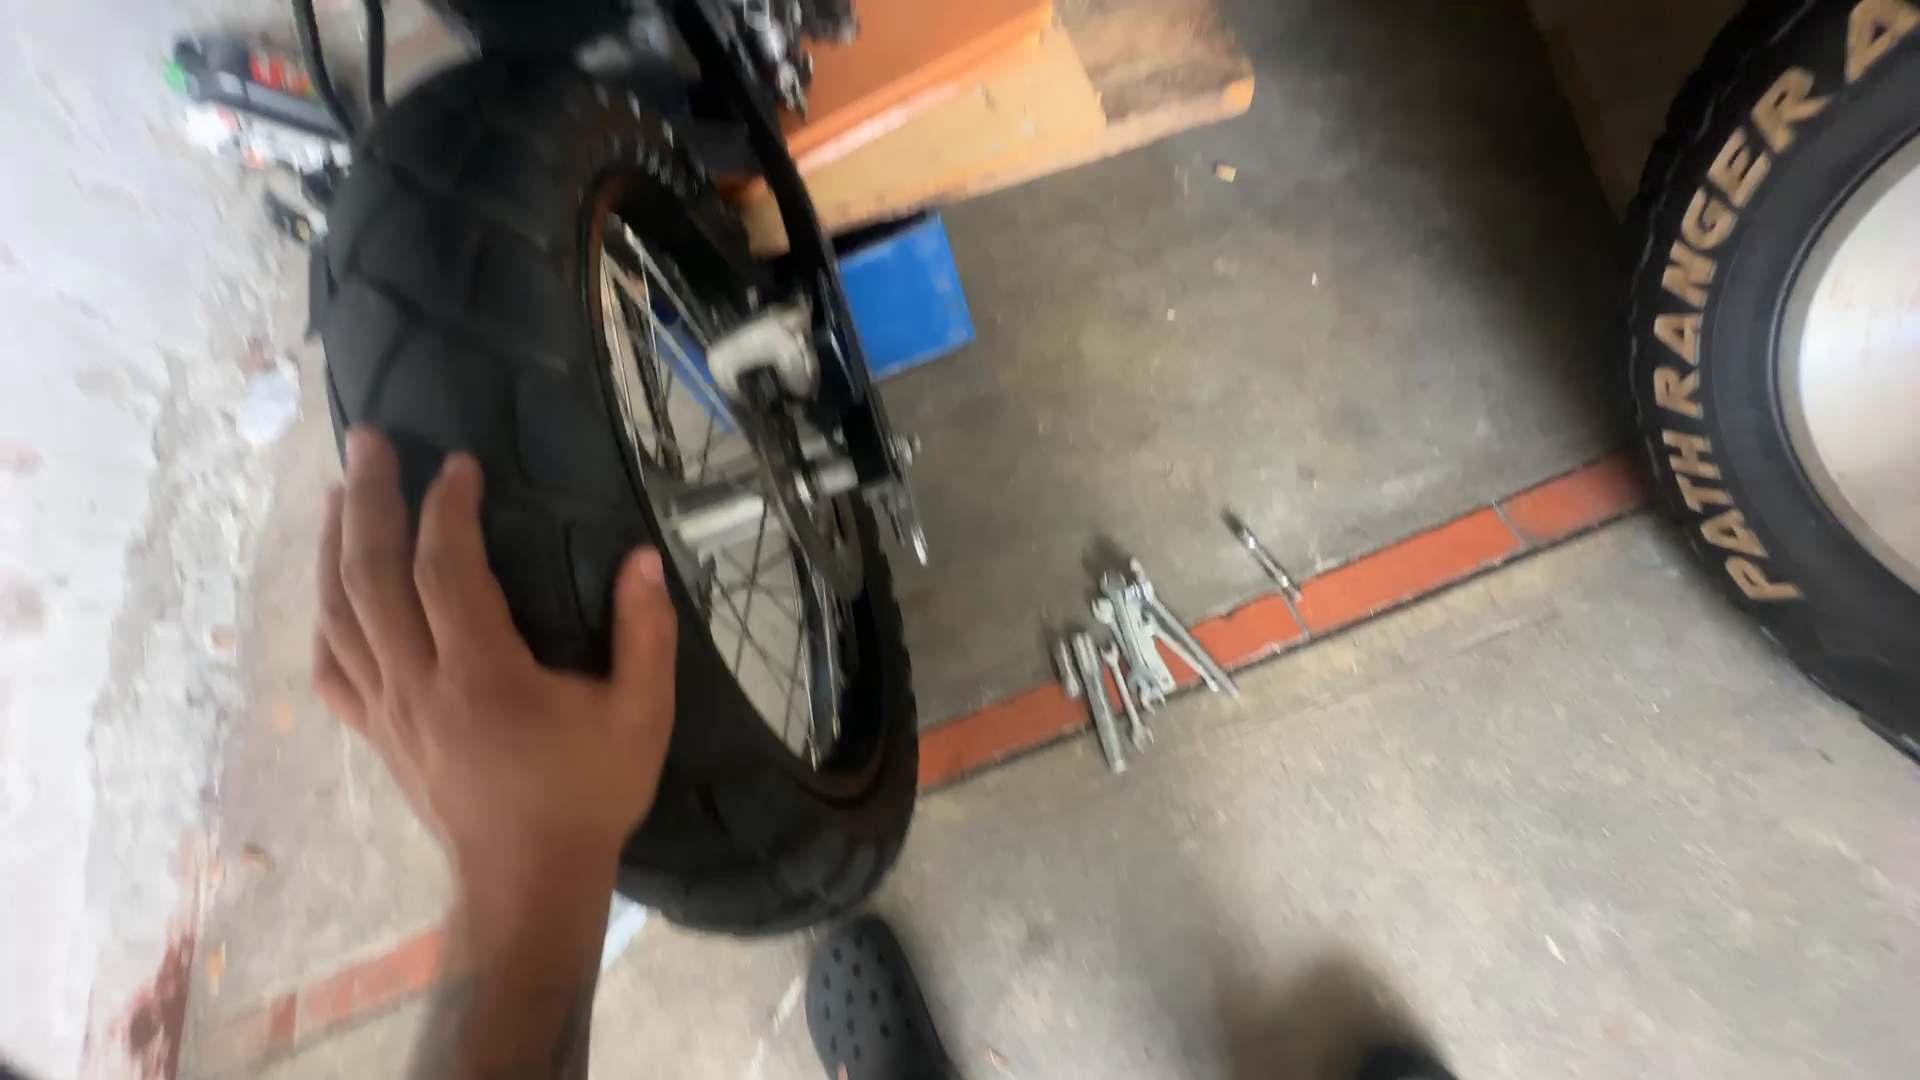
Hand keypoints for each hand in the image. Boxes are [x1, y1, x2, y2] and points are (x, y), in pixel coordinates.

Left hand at [312, 429, 677, 904]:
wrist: (531, 878)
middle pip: (370, 579)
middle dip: (367, 503)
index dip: (447, 508)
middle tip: (369, 443)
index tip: (460, 463)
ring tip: (341, 495)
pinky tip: (330, 594)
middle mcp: (418, 684)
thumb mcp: (643, 712)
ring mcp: (386, 712)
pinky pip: (330, 668)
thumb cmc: (591, 791)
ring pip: (336, 617)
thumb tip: (641, 559)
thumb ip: (646, 633)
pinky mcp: (377, 736)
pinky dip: (324, 619)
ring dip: (334, 548)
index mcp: (483, 674)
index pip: (446, 571)